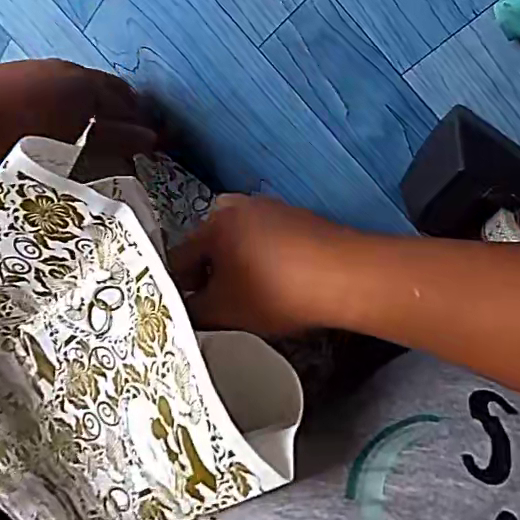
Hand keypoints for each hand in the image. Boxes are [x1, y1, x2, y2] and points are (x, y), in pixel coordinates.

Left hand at [0, 61, 153, 163]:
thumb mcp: (79, 137)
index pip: (126, 98)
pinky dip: (66, 110)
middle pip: (105, 90)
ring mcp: (36, 73)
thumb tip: (150, 139)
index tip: (150, 140)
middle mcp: (66, 70)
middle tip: (130, 135)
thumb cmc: (25, 128)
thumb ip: (116, 137)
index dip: (141, 120)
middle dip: (120, 110)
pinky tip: (57, 127)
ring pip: (77, 91)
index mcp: (87, 80)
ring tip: (96, 135)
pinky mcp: (10, 82)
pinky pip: (52, 95)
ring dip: (93, 110)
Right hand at [169, 195, 364, 334]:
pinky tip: (277, 283)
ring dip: (236, 265)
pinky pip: (266, 239)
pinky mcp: (297, 217)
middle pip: (209, 246)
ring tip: (249, 296)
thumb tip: (183, 311)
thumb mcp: (224, 313)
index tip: (185, 311)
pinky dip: (263, 259)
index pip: (178, 259)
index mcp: (212, 224)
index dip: (176, 290)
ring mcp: (270, 208)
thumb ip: (193, 312)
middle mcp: (237, 206)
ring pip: (238, 241)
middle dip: (208, 275)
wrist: (343, 275)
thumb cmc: (276, 292)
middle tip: (216, 306)